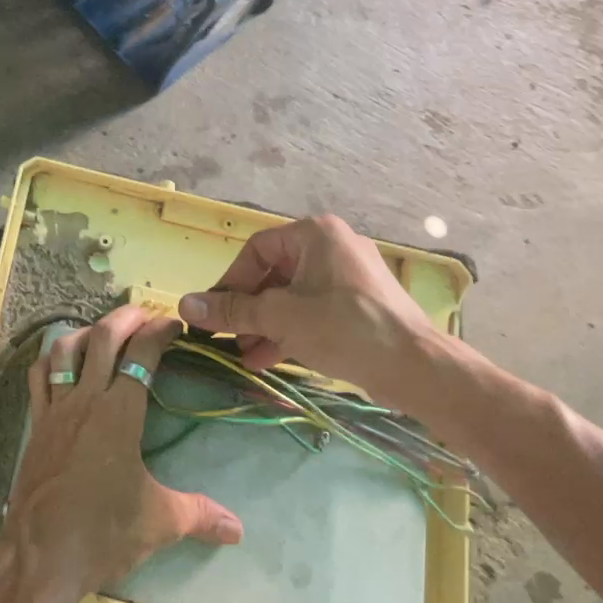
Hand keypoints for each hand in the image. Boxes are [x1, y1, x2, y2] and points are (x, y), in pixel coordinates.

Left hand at [0, 305, 242, 602]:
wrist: (42, 555)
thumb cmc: (103, 532)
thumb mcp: (159, 523)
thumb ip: (199, 515)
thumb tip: (239, 528)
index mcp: (119, 413)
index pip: (142, 355)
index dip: (159, 332)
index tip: (175, 324)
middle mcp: (85, 400)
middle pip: (102, 338)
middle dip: (125, 317)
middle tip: (144, 313)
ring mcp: (55, 409)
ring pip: (64, 350)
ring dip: (85, 331)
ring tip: (102, 329)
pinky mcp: (36, 425)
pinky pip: (38, 378)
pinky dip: (50, 360)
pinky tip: (59, 361)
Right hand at [178, 216, 440, 409]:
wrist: (417, 367)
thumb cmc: (344, 328)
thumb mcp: (280, 317)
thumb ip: (232, 309)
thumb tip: (185, 304)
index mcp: (314, 234)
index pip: (256, 250)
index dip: (230, 282)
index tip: (214, 313)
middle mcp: (332, 246)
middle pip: (274, 274)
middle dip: (248, 308)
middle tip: (226, 337)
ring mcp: (349, 276)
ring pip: (293, 296)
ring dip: (265, 324)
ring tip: (244, 355)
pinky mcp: (361, 305)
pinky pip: (314, 310)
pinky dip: (290, 330)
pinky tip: (269, 359)